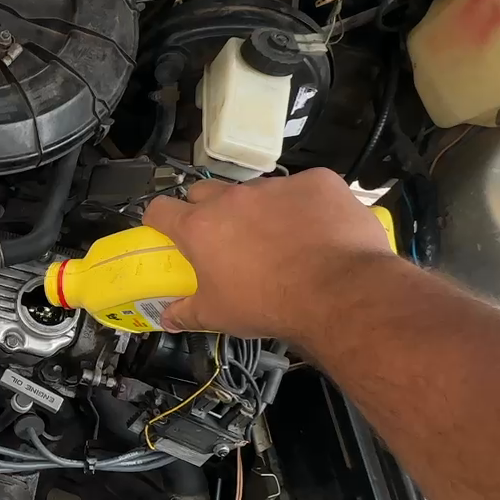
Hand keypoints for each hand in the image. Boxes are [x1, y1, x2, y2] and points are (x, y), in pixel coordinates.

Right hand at [141, 169, 399, 339]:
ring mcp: (276, 186)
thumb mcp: (217, 315)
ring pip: (255, 191)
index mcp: (199, 228)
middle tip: (222, 236)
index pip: (159, 209)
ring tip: (278, 236)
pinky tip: (315, 228)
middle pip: (204, 192)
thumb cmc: (268, 304)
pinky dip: (303, 204)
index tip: (165, 230)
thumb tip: (168, 318)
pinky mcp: (317, 182)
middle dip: (206, 209)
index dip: (158, 219)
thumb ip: (186, 313)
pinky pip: (302, 188)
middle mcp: (232, 198)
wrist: (341, 292)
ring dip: (257, 209)